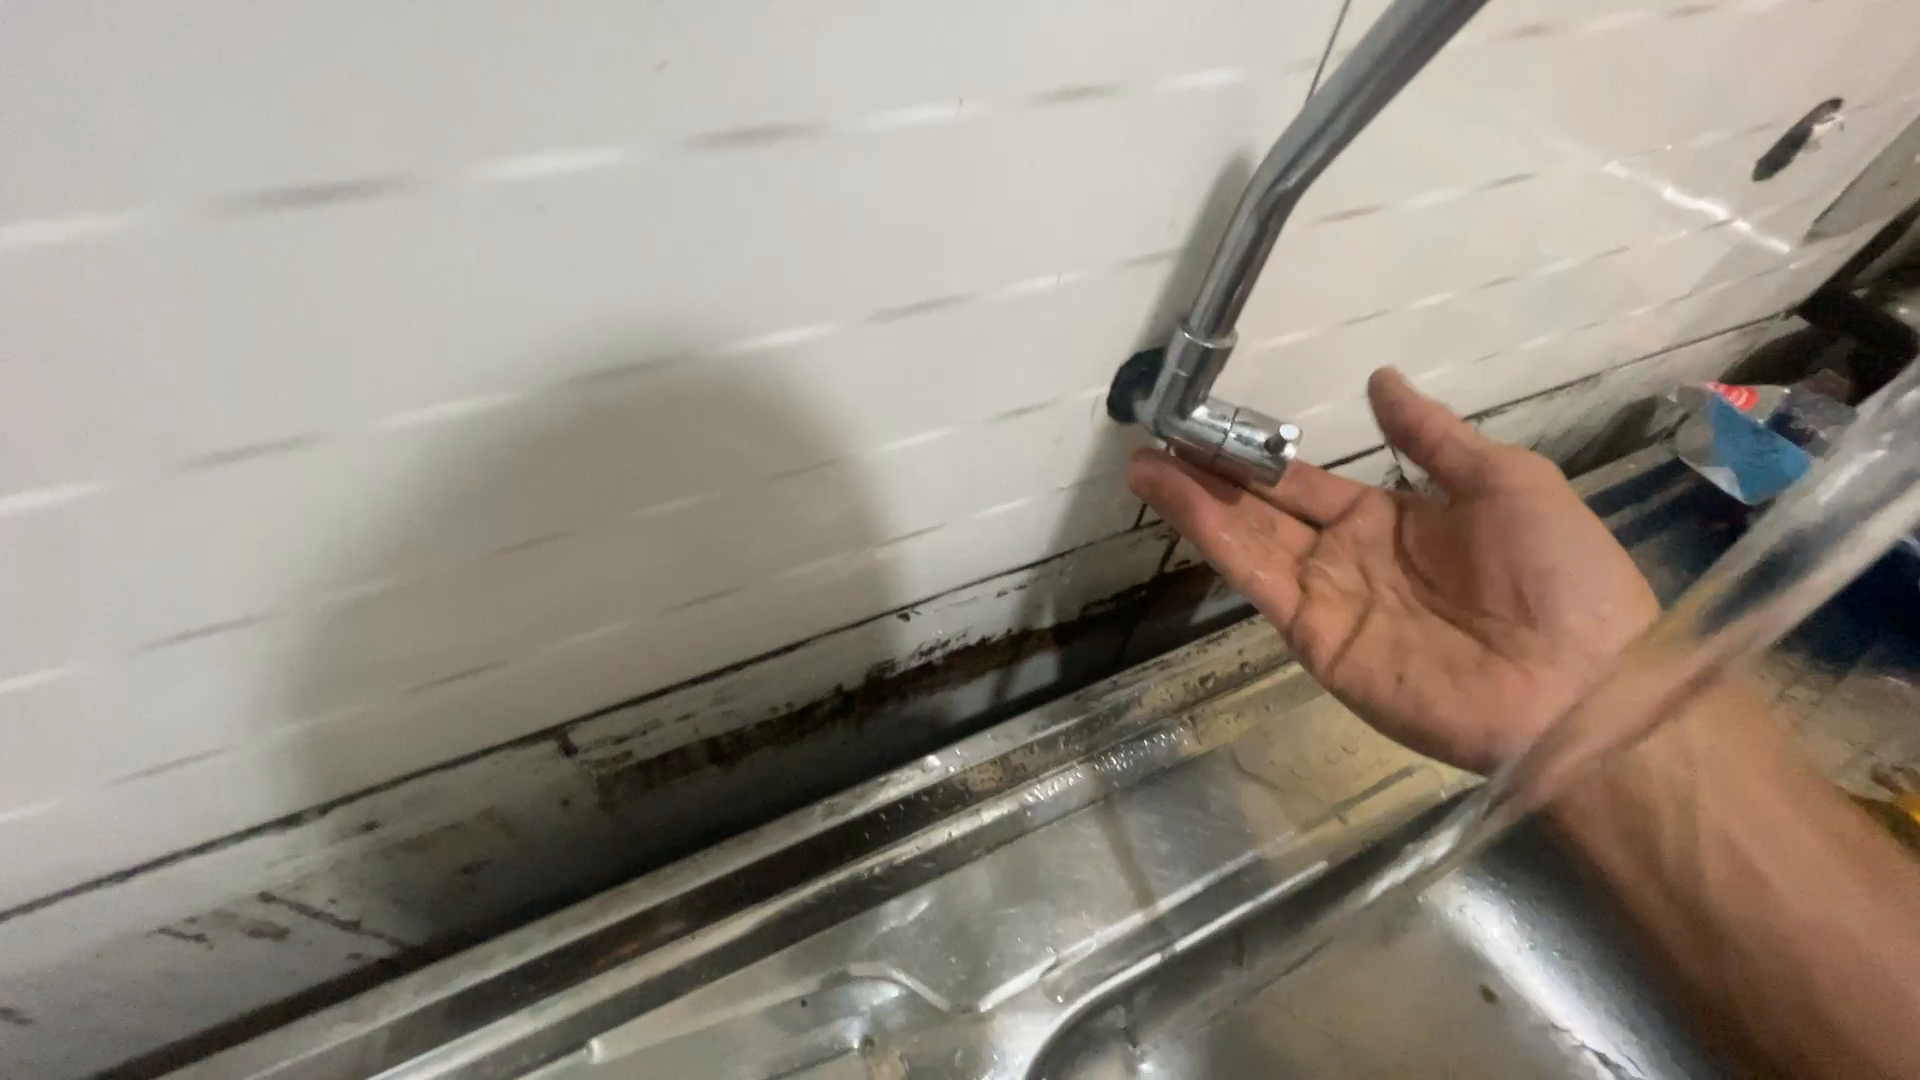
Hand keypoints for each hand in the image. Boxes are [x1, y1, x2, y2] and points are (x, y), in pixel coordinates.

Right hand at [1130, 367, 1659, 772]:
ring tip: (1143, 468)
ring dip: (1191, 503)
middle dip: (1204, 476)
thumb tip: (1380, 380)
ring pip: (1243, 538)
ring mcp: (1321, 596)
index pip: (1298, 483)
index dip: (1250, 457)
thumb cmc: (1559, 576)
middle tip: (1152, 444)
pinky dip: (1213, 539)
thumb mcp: (1506, 481)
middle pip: (1257, 507)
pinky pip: (1256, 577)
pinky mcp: (1311, 633)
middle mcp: (1340, 555)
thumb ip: (1432, 436)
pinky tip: (1179, 506)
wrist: (1581, 686)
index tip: (1203, 430)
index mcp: (1384, 517)